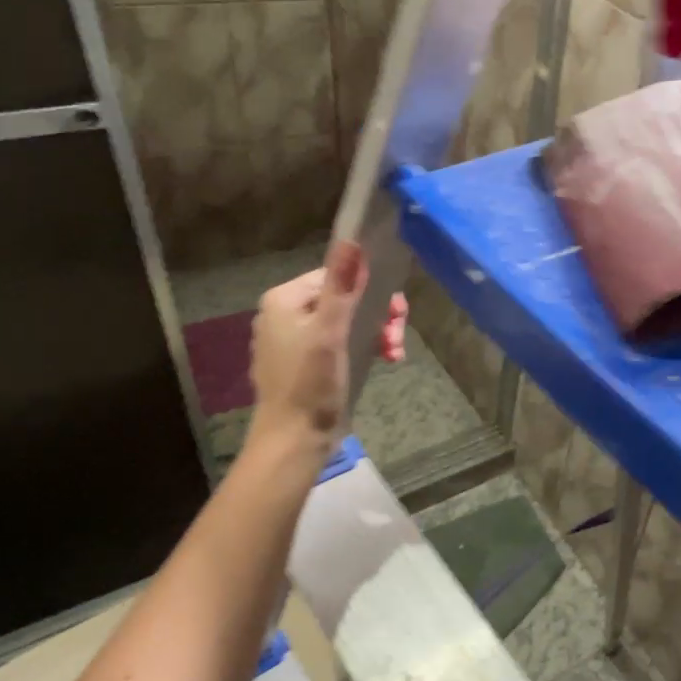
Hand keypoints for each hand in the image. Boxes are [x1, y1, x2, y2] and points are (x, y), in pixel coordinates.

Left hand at [247, 240, 408, 446]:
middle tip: (396, 336)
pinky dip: (364, 348)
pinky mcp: (306, 364)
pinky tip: (385, 360)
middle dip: (377, 315)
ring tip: (393, 353)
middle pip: (345, 299)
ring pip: (347, 321)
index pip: (336, 276)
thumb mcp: (330, 332)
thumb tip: (352, 240)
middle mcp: (285, 314)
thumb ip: (341, 286)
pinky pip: (341, 343)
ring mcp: (294, 341)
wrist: (295, 440)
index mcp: (284, 300)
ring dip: (376, 332)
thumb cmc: (310, 384)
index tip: (396, 312)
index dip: (370, 291)